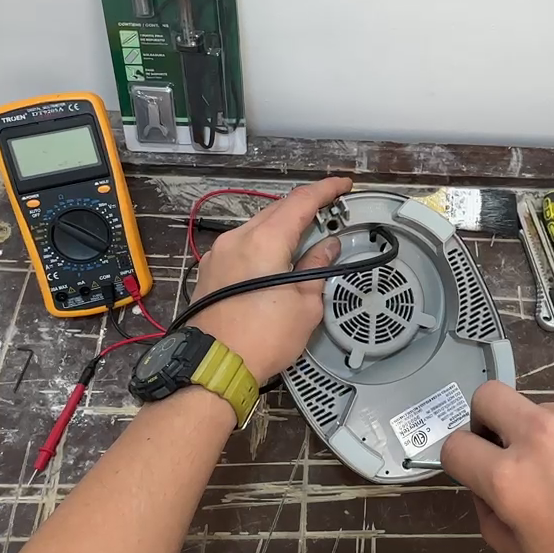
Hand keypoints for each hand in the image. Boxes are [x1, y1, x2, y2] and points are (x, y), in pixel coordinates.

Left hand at [188, 176, 351, 382]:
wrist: (213, 367)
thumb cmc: (262, 339)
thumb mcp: (305, 305)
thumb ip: (318, 268)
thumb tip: (328, 247)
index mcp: (264, 241)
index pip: (300, 201)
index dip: (326, 189)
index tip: (343, 185)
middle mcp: (237, 238)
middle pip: (277, 210)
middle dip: (306, 207)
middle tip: (331, 213)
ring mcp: (219, 253)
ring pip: (258, 226)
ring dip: (284, 227)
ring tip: (307, 239)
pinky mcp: (211, 270)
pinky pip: (242, 244)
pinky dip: (265, 243)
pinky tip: (278, 258)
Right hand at [440, 381, 553, 552]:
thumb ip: (494, 523)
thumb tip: (486, 492)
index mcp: (511, 478)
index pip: (455, 445)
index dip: (459, 463)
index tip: (475, 474)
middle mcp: (540, 434)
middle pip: (487, 396)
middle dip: (486, 422)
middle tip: (508, 455)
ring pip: (538, 409)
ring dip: (541, 435)